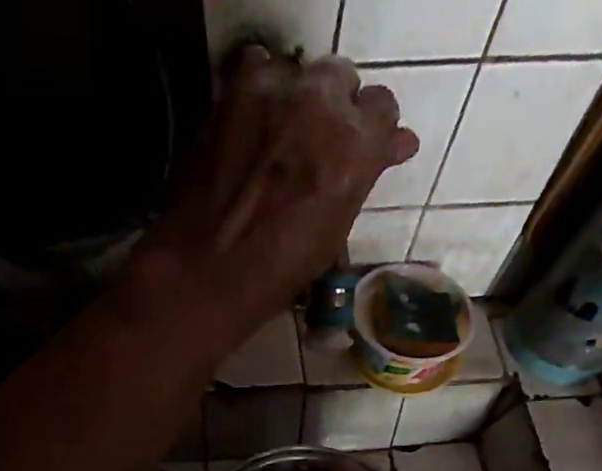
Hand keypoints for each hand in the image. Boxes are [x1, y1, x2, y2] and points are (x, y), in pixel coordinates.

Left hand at [136, 47, 419, 310]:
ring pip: (300, 73)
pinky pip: (257, 68)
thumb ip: (364, 175)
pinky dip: (258, 91)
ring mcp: (274, 92)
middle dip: (334, 109)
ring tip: (278, 139)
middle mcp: (320, 104)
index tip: (358, 148)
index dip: (370, 130)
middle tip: (314, 146)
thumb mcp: (335, 229)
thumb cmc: (278, 269)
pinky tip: (249, 127)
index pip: (382, 107)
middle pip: (341, 80)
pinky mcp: (232, 93)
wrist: (204, 271)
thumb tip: (398, 144)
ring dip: (296, 98)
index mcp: (356, 145)